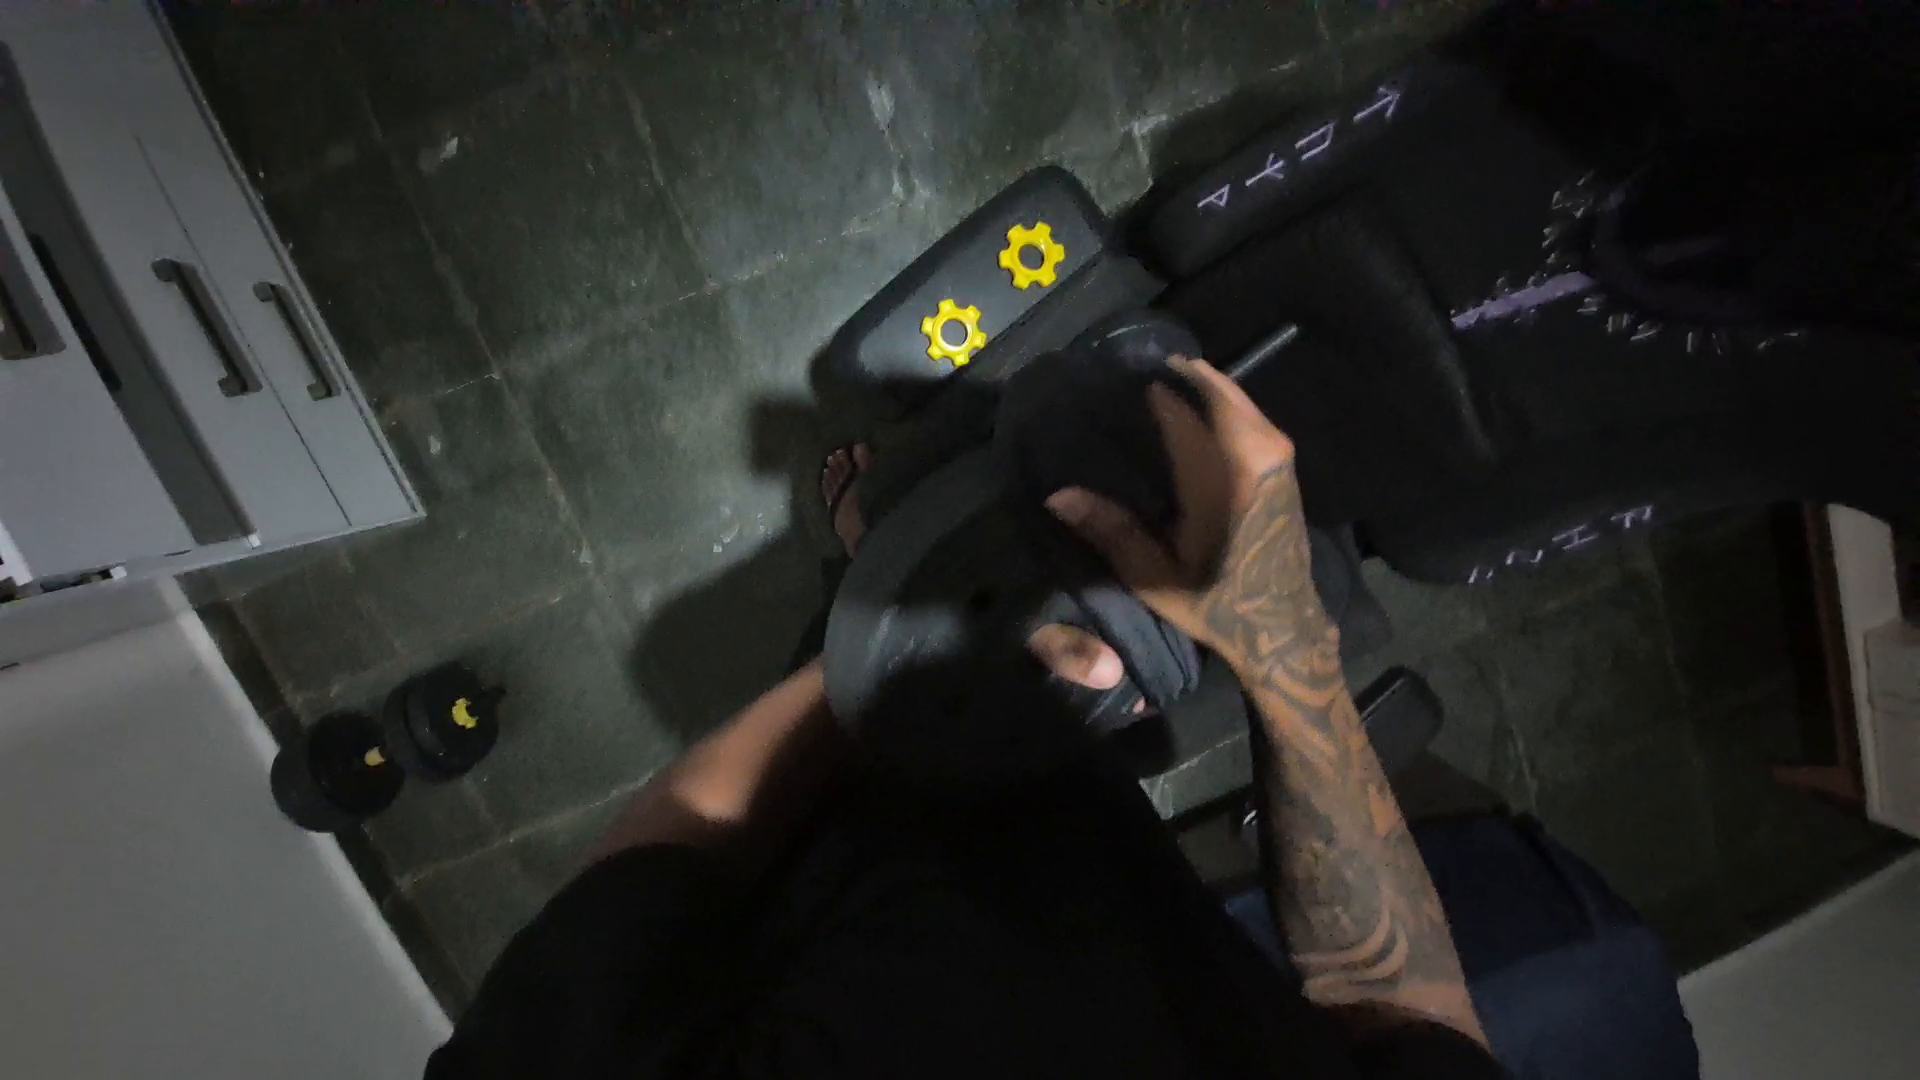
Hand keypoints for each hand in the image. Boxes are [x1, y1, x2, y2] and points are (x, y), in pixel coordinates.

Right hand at [1044, 355, 1333, 675]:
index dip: (1158, 394)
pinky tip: (1207, 408)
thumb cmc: (1213, 602)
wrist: (1283, 626)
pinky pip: (1253, 419)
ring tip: (1174, 376)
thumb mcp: (1153, 575)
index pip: (1184, 418)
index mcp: (1219, 483)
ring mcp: (1276, 464)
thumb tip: (1057, 495)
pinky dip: (1229, 404)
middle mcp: (1253, 461)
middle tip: (1150, 365)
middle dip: (1188, 376)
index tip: (1127, 375)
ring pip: (1242, 404)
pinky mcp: (1283, 472)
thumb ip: (1110, 531)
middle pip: (1221, 397)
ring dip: (1210, 386)